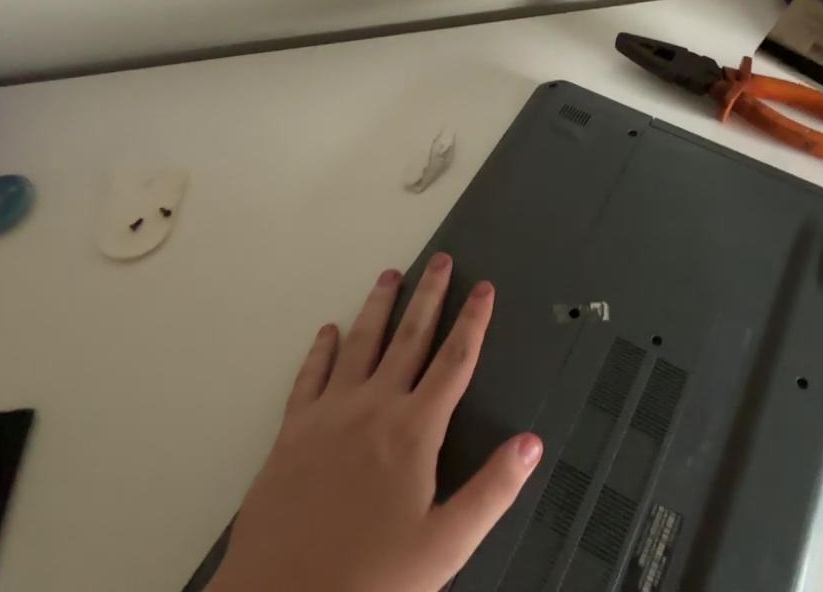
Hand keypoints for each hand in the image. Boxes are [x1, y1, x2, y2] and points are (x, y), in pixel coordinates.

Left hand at [209, 254, 541, 591]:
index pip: (454, 361)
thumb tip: (530, 443)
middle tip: (440, 261)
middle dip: (429, 296)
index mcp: (414, 431)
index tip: (483, 291)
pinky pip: (310, 376)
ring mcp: (329, 415)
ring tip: (389, 276)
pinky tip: (327, 331)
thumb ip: (492, 490)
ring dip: (378, 307)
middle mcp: (373, 409)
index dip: (473, 321)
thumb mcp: (446, 544)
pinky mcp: (292, 432)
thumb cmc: (369, 578)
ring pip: (360, 344)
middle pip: (409, 338)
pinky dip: (321, 350)